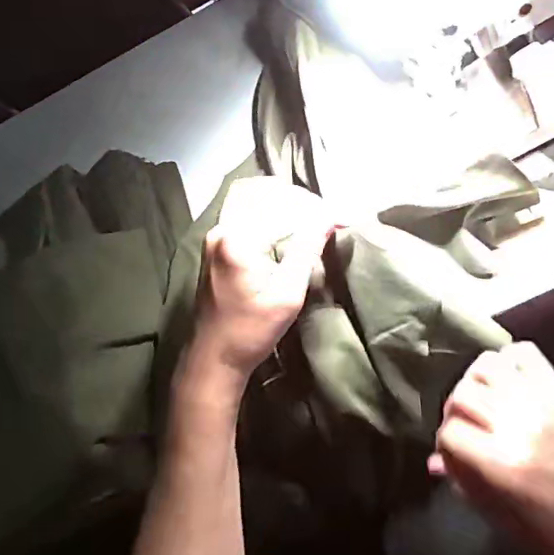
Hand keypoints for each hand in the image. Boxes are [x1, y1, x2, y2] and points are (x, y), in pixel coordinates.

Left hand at [185, 176, 335, 390]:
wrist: (213, 357)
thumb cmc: (251, 332)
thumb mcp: (287, 294)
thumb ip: (306, 250)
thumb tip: (327, 218)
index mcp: (236, 239)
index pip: (282, 208)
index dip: (314, 211)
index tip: (340, 217)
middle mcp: (221, 229)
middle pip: (265, 197)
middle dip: (300, 202)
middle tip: (328, 216)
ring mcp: (215, 236)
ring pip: (256, 204)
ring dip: (286, 208)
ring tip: (314, 220)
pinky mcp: (216, 245)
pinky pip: (247, 217)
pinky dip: (271, 217)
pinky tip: (292, 229)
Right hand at [431, 342, 553, 554]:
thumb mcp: (513, 526)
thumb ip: (470, 490)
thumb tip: (435, 463)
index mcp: (507, 466)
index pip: (451, 432)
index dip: (445, 444)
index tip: (454, 456)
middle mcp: (521, 426)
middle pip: (462, 394)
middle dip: (455, 413)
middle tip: (467, 430)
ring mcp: (542, 401)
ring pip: (486, 366)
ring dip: (476, 383)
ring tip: (484, 403)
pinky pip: (522, 353)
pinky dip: (507, 361)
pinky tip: (507, 384)